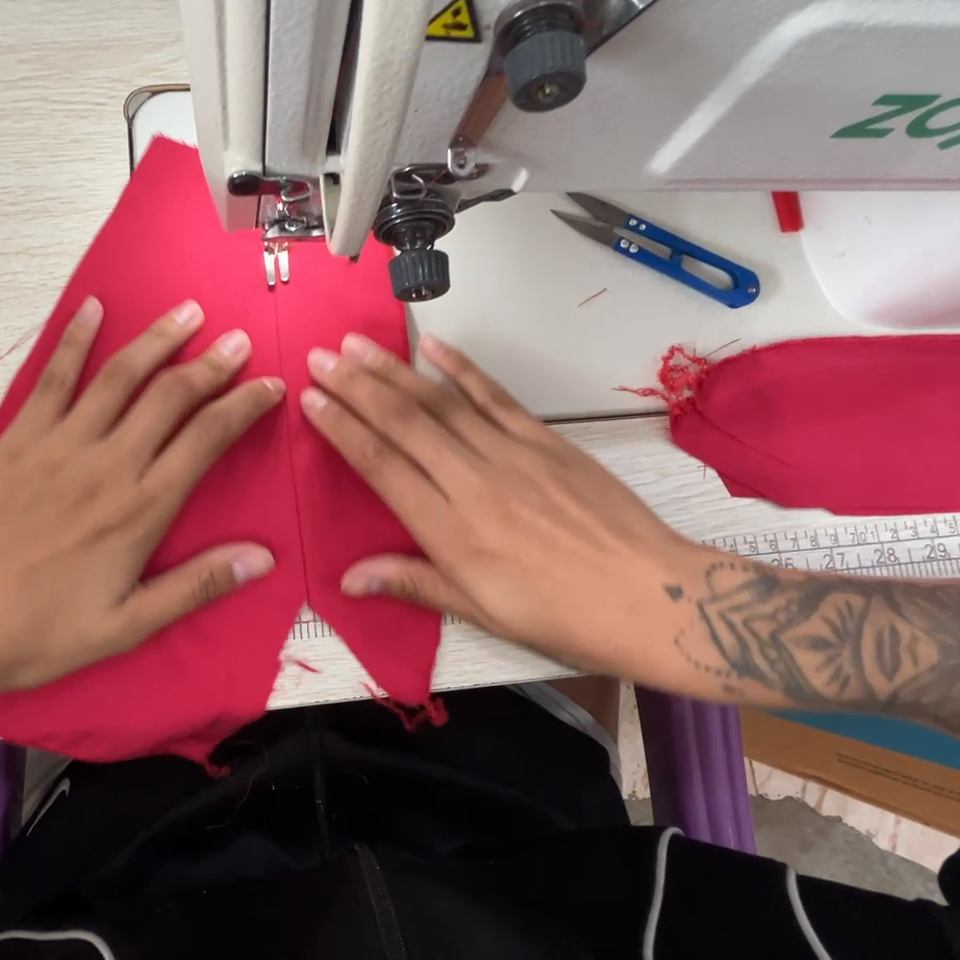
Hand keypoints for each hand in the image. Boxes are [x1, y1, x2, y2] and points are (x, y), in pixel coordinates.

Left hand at [0, 297, 283, 705]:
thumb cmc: (38, 632)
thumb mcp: (127, 625)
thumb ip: (197, 585)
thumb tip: (263, 558)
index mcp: (142, 507)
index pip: (208, 438)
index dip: (245, 406)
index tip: (271, 386)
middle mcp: (108, 463)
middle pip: (172, 396)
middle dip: (212, 364)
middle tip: (239, 339)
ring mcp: (62, 443)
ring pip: (121, 375)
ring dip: (158, 339)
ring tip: (187, 312)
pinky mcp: (21, 437)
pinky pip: (54, 377)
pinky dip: (74, 338)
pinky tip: (92, 309)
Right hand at [298, 333, 703, 683]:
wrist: (646, 596)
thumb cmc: (558, 614)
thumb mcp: (479, 611)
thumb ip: (413, 582)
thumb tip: (349, 579)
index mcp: (449, 529)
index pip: (381, 466)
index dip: (342, 429)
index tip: (313, 400)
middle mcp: (471, 481)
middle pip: (403, 423)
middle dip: (356, 386)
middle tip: (321, 356)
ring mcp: (510, 454)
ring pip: (441, 402)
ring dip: (395, 370)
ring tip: (358, 345)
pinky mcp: (545, 440)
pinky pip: (495, 396)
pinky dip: (463, 368)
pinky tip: (434, 346)